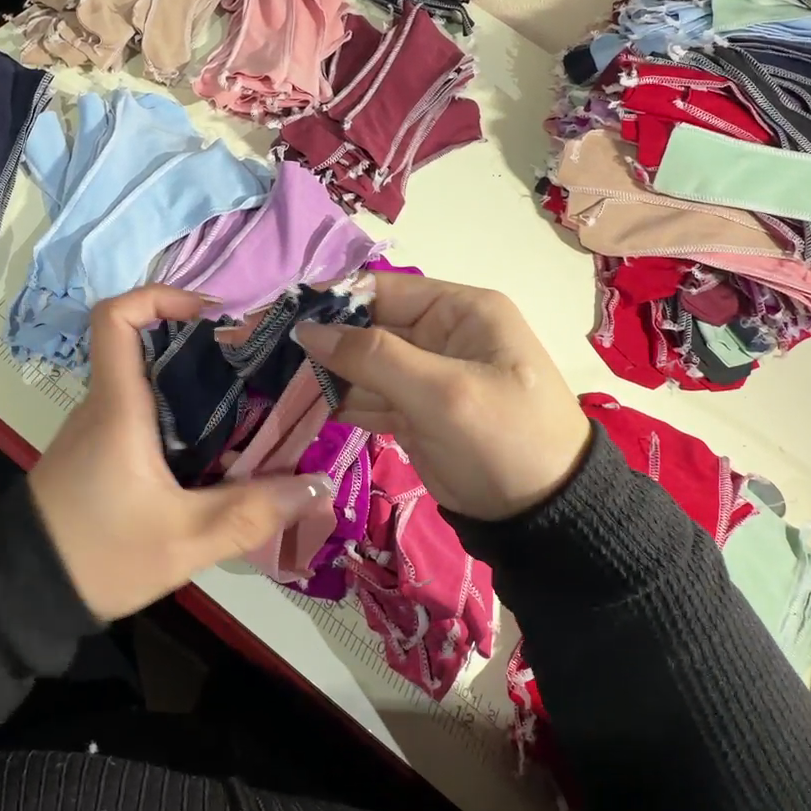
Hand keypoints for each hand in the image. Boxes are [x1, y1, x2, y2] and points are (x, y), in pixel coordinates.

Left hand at [29, 285, 333, 620]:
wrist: (27, 589)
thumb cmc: (99, 553)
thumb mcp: (184, 541)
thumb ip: (252, 513)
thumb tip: (318, 486)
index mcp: (118, 407)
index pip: (115, 318)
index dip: (158, 296)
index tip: (209, 312)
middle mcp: (104, 406)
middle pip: (146, 349)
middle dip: (201, 348)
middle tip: (258, 367)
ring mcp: (97, 429)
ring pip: (147, 387)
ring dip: (194, 389)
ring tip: (253, 408)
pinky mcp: (98, 454)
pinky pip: (141, 418)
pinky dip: (179, 420)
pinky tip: (218, 452)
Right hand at [291, 273, 589, 521]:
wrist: (543, 519)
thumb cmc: (505, 439)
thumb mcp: (443, 392)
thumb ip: (372, 357)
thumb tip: (305, 330)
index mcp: (459, 311)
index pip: (382, 291)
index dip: (333, 301)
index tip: (281, 316)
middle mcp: (439, 335)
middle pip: (364, 327)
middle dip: (321, 342)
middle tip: (267, 354)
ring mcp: (422, 376)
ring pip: (358, 365)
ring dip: (322, 375)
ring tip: (274, 382)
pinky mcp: (410, 412)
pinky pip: (363, 397)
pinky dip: (335, 403)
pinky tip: (300, 406)